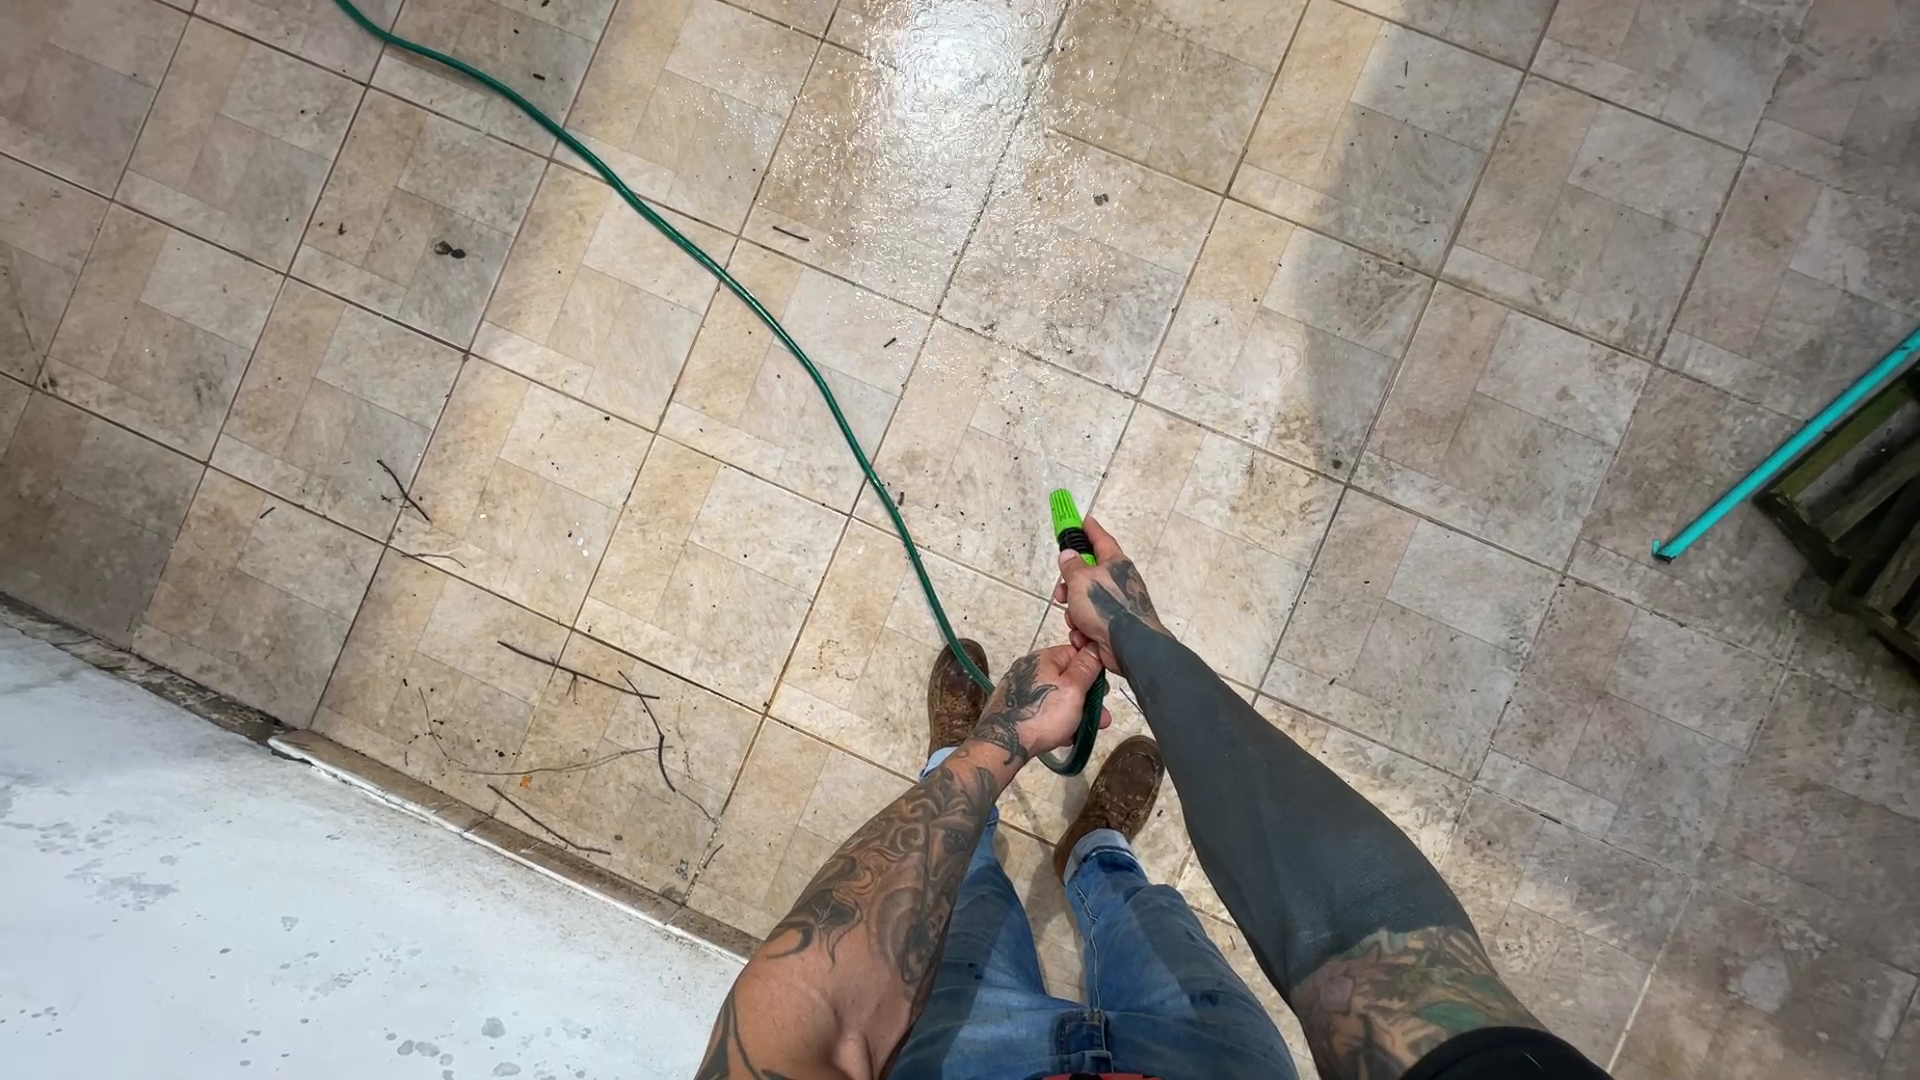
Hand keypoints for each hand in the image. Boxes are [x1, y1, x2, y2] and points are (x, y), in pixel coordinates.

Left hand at [967, 645, 1110, 765]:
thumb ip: (1086, 667)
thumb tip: (1094, 646)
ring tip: (1084, 731)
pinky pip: (1042, 710)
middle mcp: (1030, 669)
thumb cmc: (1041, 715)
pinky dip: (1056, 720)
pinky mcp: (1014, 707)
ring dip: (1074, 713)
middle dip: (1086, 698)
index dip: (1093, 670)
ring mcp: (1020, 689)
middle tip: (1101, 718)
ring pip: (1056, 697)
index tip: (1102, 691)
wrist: (1003, 742)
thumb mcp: (1073, 689)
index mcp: (1044, 658)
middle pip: (1066, 678)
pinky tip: (1064, 736)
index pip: (1075, 653)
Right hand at [1050, 517, 1164, 677]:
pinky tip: (1083, 635)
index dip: (1090, 529)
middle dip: (1069, 585)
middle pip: (1086, 575)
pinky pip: (1089, 621)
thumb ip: (1071, 565)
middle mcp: (1117, 581)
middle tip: (1060, 594)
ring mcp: (1116, 604)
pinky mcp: (1112, 625)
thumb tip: (1069, 554)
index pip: (1101, 539)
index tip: (1083, 520)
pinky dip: (1082, 628)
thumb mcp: (1081, 580)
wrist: (1130, 646)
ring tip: (1075, 621)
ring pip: (1084, 601)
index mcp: (1115, 563)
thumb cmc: (1106, 607)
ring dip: (1073, 611)